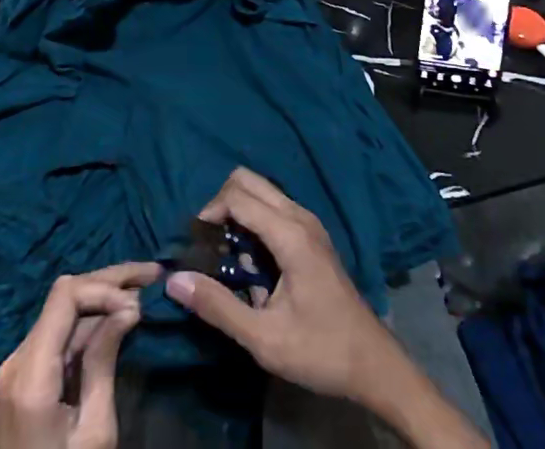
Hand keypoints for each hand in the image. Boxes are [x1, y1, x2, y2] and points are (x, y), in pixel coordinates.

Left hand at [0, 262, 160, 448]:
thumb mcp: (95, 430)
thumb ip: (104, 363)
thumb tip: (129, 307)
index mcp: (30, 375)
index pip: (65, 296)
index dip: (105, 288)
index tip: (139, 305)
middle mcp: (16, 360)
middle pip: (64, 296)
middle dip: (110, 281)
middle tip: (154, 274)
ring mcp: (16, 368)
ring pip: (63, 311)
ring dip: (103, 296)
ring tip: (144, 287)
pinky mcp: (23, 378)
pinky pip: (59, 334)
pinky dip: (91, 319)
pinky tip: (120, 314)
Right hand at [162, 168, 404, 404]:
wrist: (370, 361)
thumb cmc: (318, 350)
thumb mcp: (262, 338)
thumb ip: (217, 306)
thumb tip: (174, 280)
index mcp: (291, 235)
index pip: (238, 196)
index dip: (209, 213)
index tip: (193, 246)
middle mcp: (301, 217)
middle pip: (250, 181)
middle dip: (221, 204)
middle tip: (207, 245)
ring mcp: (309, 224)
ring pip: (263, 194)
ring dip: (238, 214)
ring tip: (225, 259)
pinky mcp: (311, 236)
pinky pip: (274, 210)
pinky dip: (253, 223)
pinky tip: (249, 265)